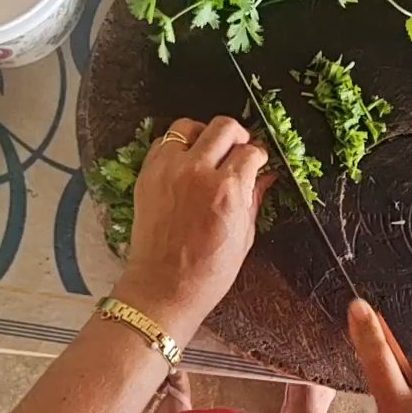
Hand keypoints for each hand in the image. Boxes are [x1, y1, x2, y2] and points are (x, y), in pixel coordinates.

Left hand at [112, 116, 270, 340]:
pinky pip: (162, 143)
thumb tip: (264, 176)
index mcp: (227, 191)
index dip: (258, 155)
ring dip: (204, 135)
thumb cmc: (207, 271)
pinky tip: (185, 163)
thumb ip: (254, 198)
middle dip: (237, 135)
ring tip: (209, 151)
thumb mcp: (244, 236)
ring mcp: (168, 171)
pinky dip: (176, 147)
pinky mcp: (147, 175)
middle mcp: (197, 173)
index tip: (257, 160)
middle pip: (223, 127)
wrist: (164, 287)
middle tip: (238, 149)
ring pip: (188, 126)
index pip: (250, 151)